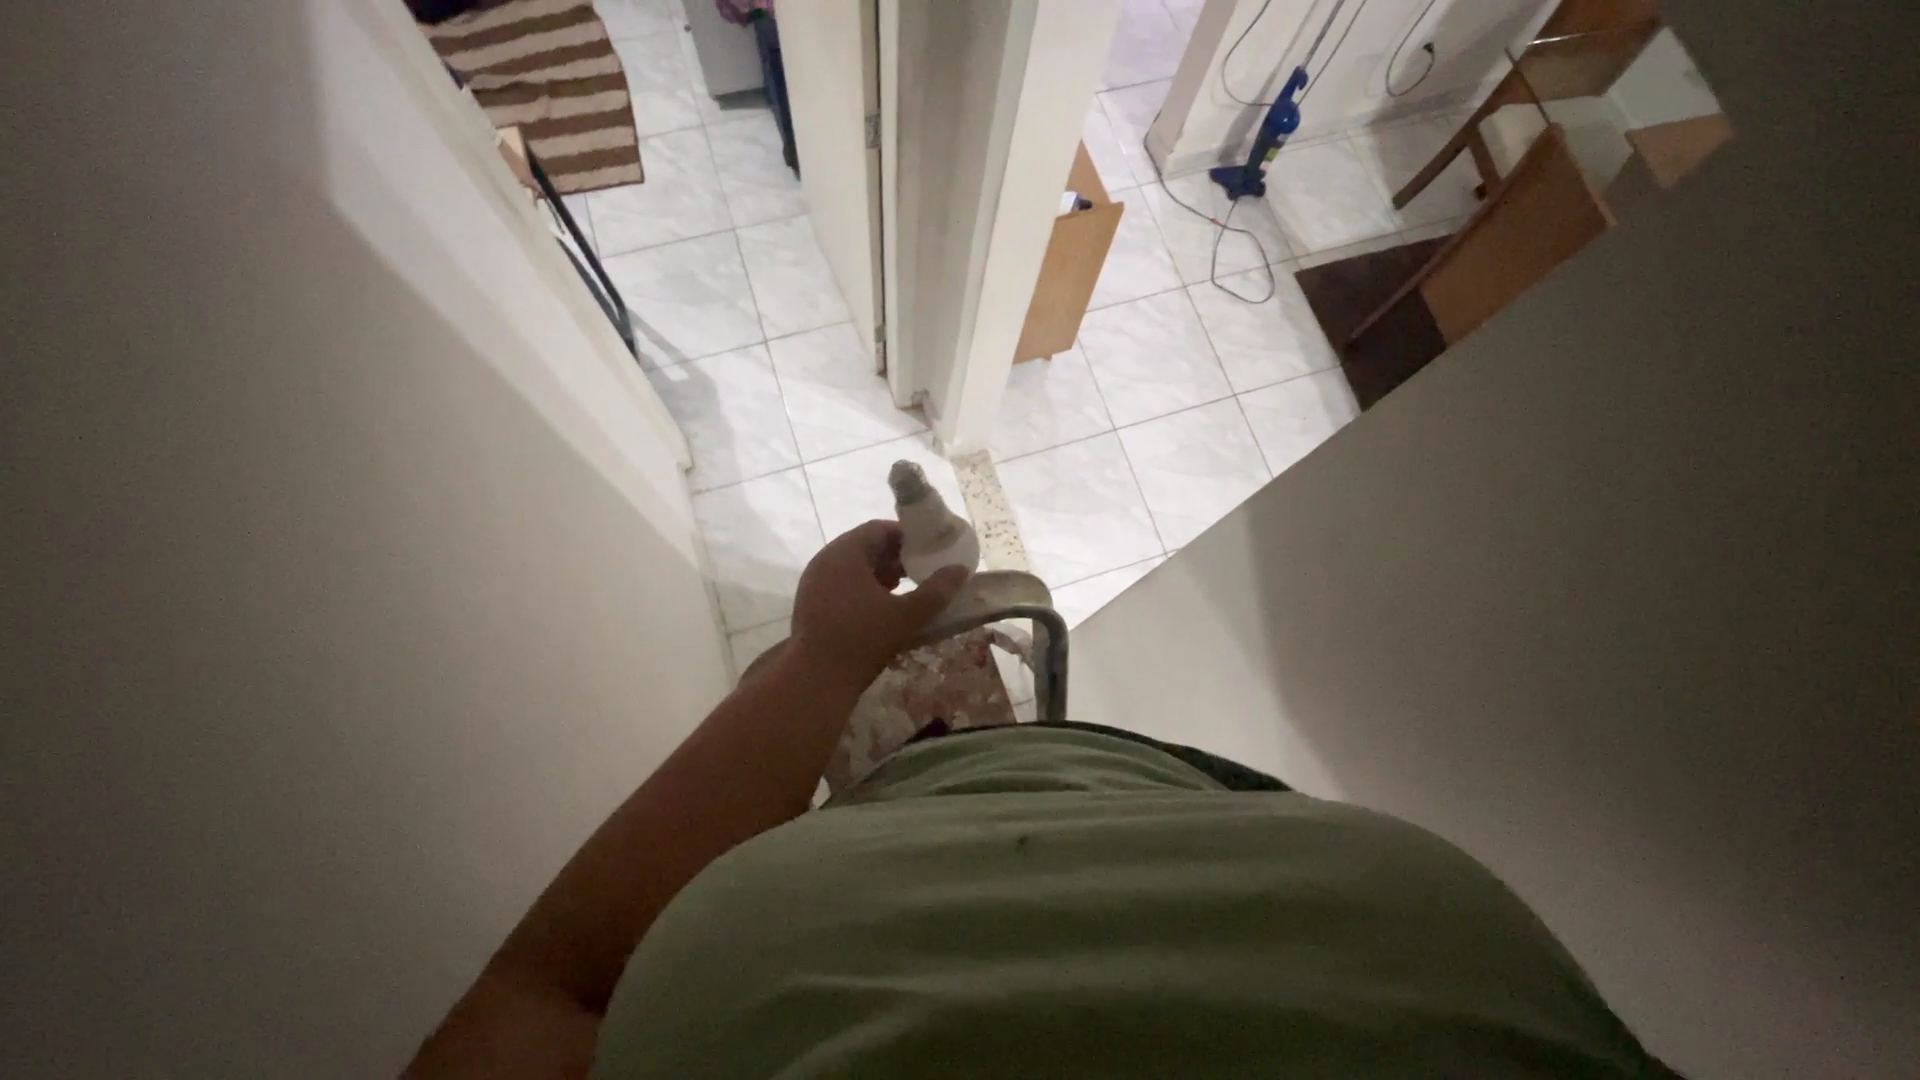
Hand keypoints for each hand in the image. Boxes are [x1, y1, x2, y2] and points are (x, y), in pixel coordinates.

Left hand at [789, 521, 970, 684]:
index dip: (907, 537)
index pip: (879, 529)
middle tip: (921, 571)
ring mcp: (813, 582)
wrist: (816, 681)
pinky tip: (881, 609)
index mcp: (845, 553)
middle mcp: (825, 560)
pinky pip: (841, 585)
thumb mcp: (907, 616)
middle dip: (895, 557)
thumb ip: (936, 591)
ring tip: (905, 590)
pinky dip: (863, 589)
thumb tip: (960, 569)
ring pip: (852, 568)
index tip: (929, 550)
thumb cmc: (863, 640)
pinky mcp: (810, 604)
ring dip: (880, 574)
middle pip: (865, 547)